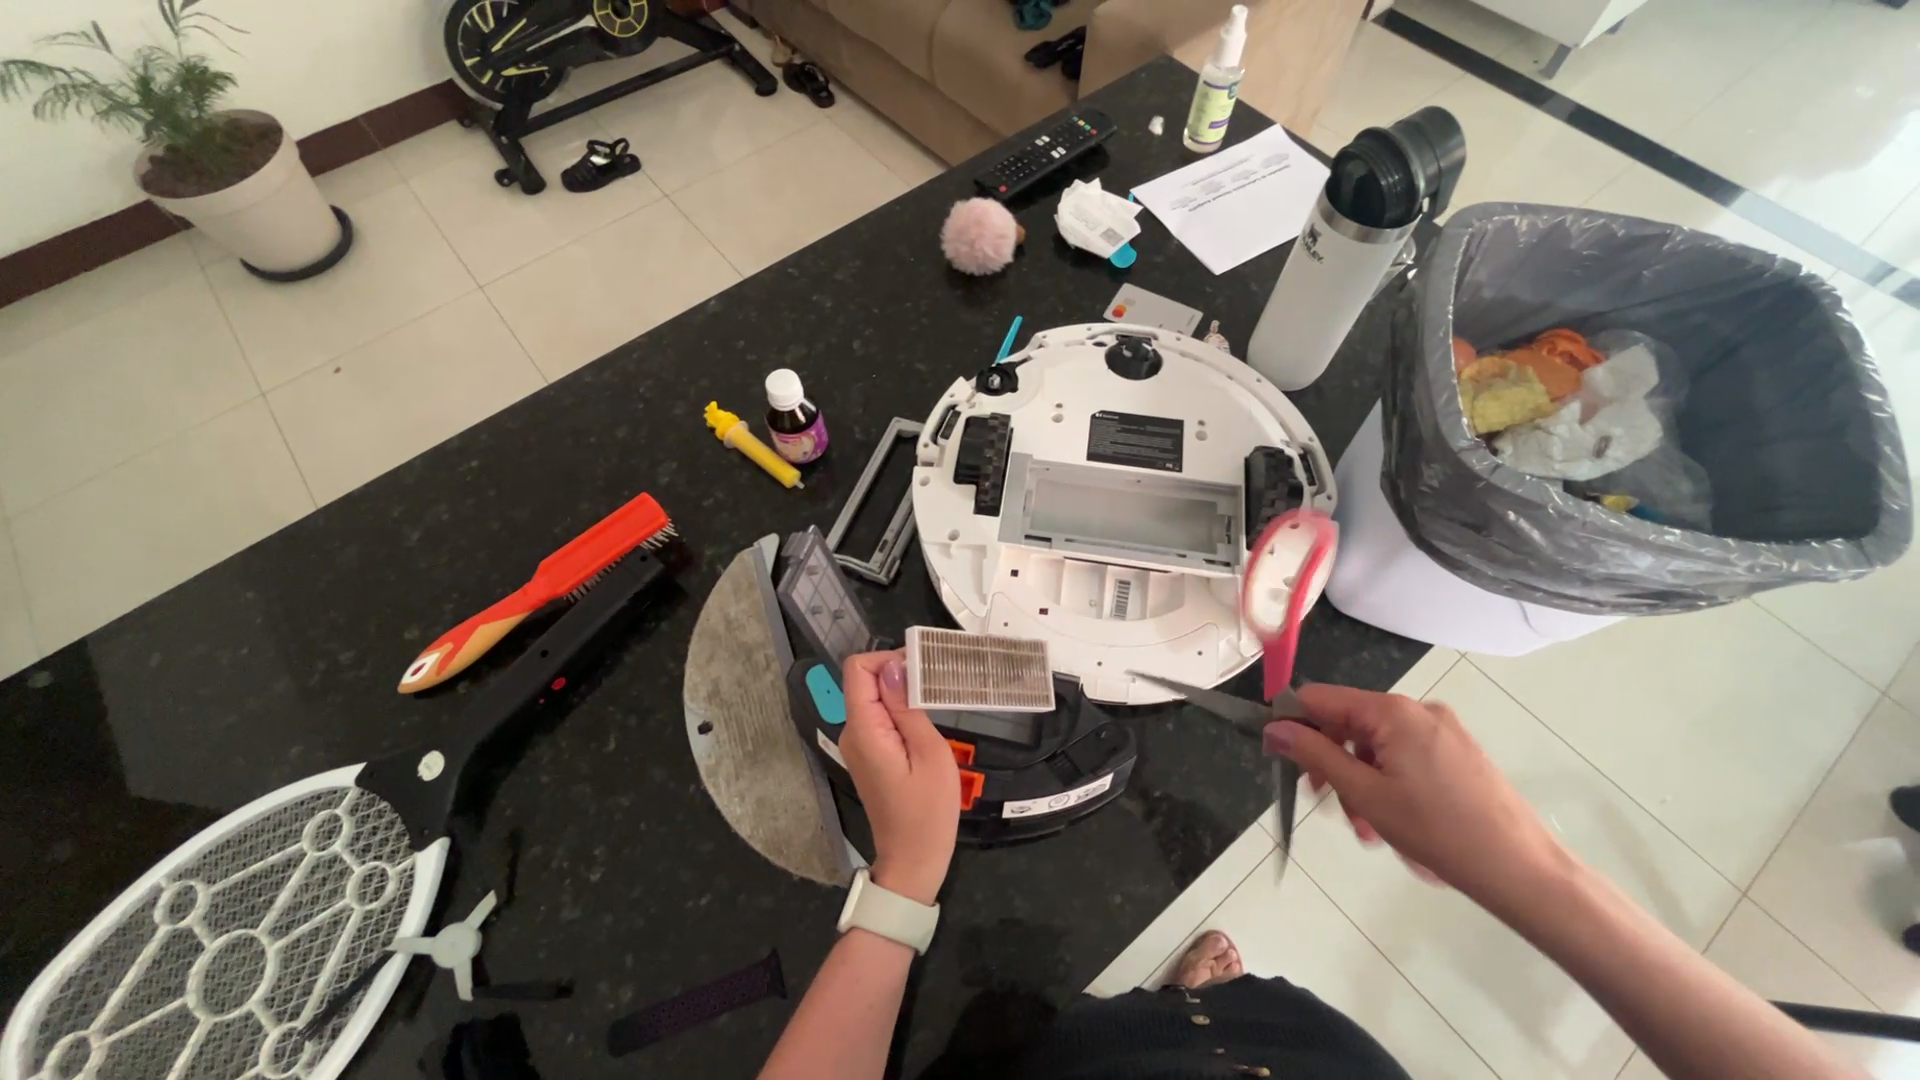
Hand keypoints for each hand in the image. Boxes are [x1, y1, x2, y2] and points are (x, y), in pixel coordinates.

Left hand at [838, 651, 959, 905]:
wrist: (913, 860)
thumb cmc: (927, 812)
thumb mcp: (930, 754)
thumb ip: (908, 707)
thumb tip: (894, 666)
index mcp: (864, 730)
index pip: (858, 669)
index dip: (889, 659)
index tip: (924, 668)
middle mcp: (853, 732)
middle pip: (865, 681)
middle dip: (900, 672)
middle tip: (939, 683)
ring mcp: (859, 745)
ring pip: (874, 698)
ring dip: (903, 692)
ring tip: (939, 700)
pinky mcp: (869, 754)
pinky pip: (879, 718)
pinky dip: (901, 710)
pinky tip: (927, 720)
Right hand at [1267, 684, 1571, 903]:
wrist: (1521, 870)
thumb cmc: (1436, 830)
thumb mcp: (1363, 793)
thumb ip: (1314, 754)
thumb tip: (1273, 728)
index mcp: (1392, 711)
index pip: (1320, 698)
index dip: (1293, 724)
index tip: (1281, 761)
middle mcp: (1418, 710)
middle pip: (1349, 723)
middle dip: (1331, 763)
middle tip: (1328, 805)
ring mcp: (1443, 731)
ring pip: (1376, 746)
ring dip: (1359, 782)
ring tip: (1367, 828)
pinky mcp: (1458, 753)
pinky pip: (1404, 757)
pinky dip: (1387, 783)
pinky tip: (1392, 822)